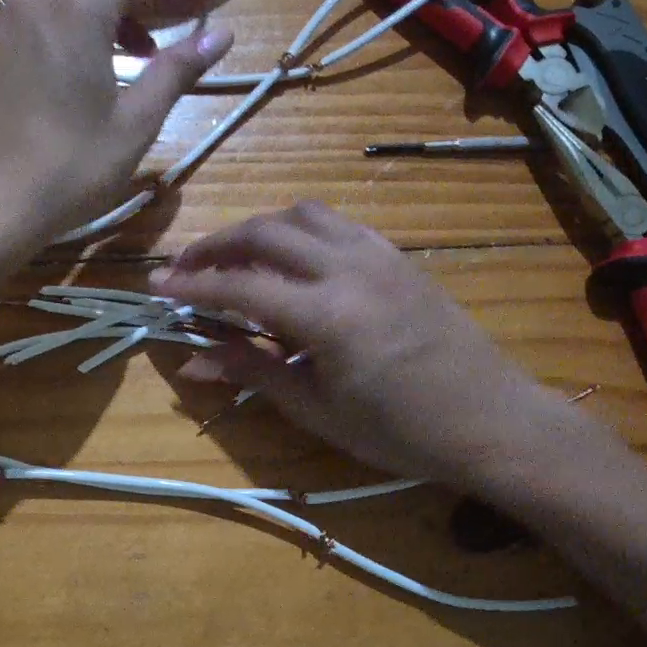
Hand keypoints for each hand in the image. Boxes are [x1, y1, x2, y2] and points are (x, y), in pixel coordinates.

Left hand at [0, 0, 233, 268]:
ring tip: (147, 43)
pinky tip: (96, 59)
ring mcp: (4, 19)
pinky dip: (77, 15)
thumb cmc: (67, 172)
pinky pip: (41, 8)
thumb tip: (221, 34)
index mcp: (76, 3)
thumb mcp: (134, 124)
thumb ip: (177, 70)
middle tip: (184, 8)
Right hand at [151, 202, 576, 486]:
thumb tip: (192, 362)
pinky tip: (287, 258)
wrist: (491, 420)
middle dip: (215, 245)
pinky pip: (335, 224)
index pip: (240, 285)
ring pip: (301, 215)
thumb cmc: (399, 430)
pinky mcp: (397, 256)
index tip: (155, 287)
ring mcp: (378, 255)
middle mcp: (349, 268)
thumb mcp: (316, 410)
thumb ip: (252, 373)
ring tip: (230, 257)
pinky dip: (297, 230)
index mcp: (326, 314)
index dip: (192, 284)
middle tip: (182, 268)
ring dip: (256, 228)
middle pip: (264, 233)